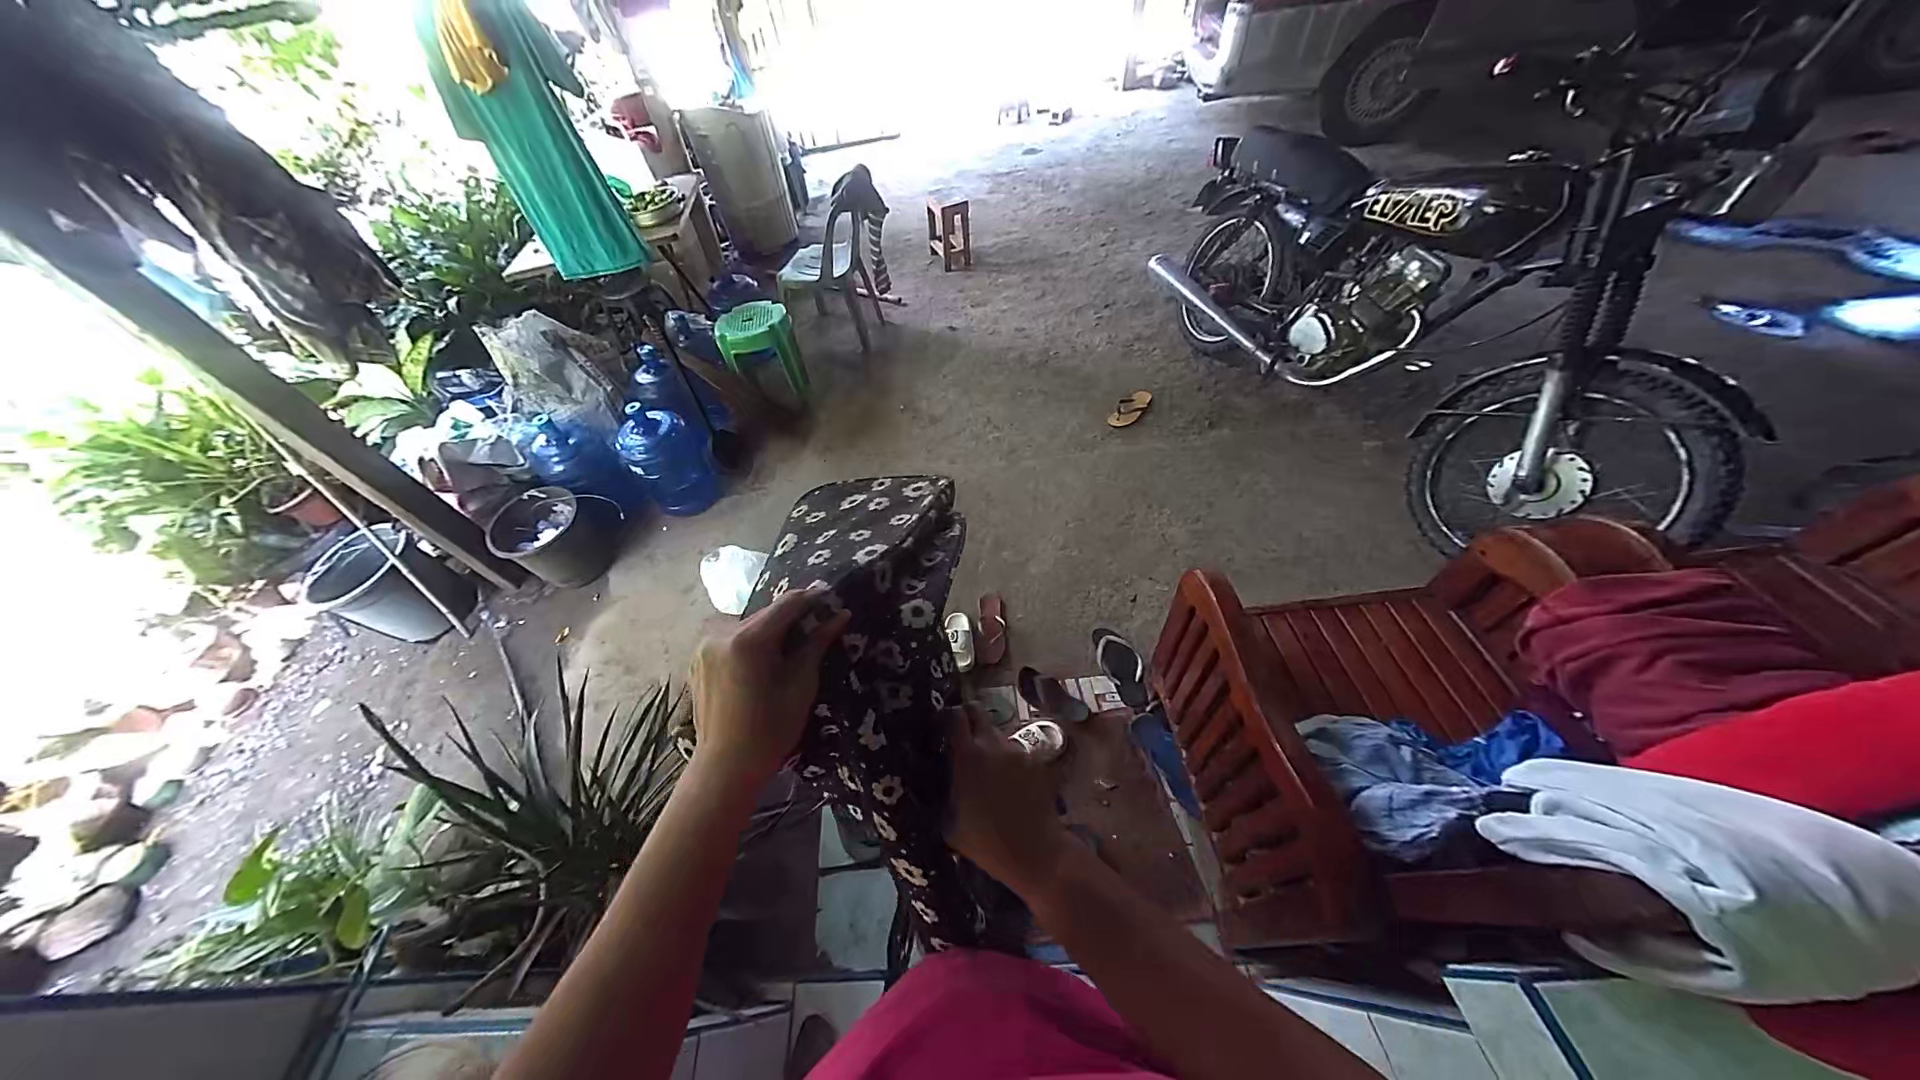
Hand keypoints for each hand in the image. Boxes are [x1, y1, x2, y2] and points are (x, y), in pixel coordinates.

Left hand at [690, 587, 849, 784]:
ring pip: (748, 626)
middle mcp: (722, 634)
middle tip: (817, 624)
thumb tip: (840, 615)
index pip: (787, 604)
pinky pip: (731, 641)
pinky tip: (763, 662)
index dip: (812, 599)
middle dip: (792, 616)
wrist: (727, 766)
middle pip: (766, 614)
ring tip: (790, 646)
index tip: (832, 598)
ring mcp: (705, 646)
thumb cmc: (772, 728)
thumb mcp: (801, 682)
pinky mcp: (698, 660)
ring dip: (770, 630)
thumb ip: (817, 642)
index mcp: (749, 639)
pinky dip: (750, 643)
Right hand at [944, 707, 1072, 897]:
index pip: (956, 717)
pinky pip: (1017, 752)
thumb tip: (943, 782)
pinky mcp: (1037, 761)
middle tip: (965, 737)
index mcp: (968, 756)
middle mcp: (993, 745)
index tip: (944, 726)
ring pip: (999, 735)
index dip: (949, 717)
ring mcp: (1018, 751)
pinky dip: (1011, 761)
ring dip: (991, 745)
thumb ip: (946, 793)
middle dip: (969, 719)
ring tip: (990, 769)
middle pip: (978, 713)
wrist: (1035, 853)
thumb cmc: (987, 843)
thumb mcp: (950, 823)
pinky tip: (1011, 782)